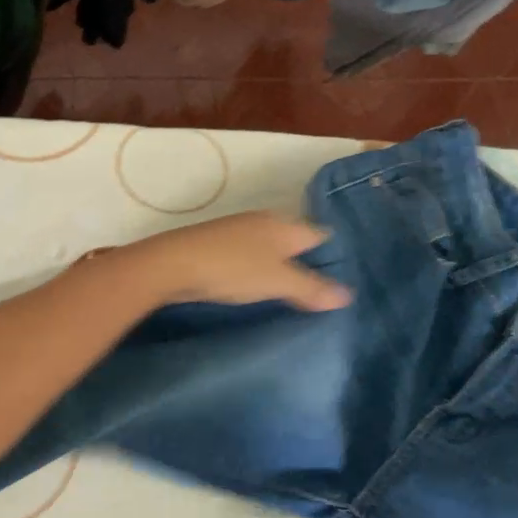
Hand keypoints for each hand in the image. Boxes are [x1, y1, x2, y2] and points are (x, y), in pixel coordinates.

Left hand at [109, 211, 350, 310]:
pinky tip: (252, 288)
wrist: (170, 264)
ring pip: (268, 248)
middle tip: (318, 295)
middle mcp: (261, 220)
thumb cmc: (231, 269)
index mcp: (283, 223)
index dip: (333, 257)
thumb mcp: (277, 282)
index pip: (320, 236)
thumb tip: (348, 295)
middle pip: (294, 241)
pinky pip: (245, 257)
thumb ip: (311, 288)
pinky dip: (253, 270)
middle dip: (305, 264)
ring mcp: (235, 230)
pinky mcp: (213, 244)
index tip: (342, 282)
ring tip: (289, 296)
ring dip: (276, 268)